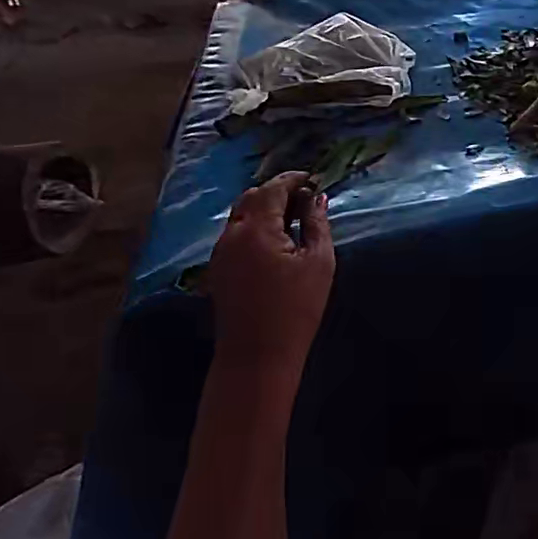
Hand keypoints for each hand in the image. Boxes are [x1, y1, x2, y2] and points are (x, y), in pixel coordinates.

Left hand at [209, 172, 335, 374]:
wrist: (257, 359)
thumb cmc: (296, 310)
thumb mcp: (318, 263)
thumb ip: (317, 224)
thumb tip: (318, 198)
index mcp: (256, 228)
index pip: (272, 188)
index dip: (294, 179)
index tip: (314, 179)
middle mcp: (232, 233)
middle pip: (252, 197)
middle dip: (278, 191)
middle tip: (306, 199)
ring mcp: (220, 252)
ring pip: (241, 214)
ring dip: (265, 208)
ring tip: (294, 219)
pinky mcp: (218, 269)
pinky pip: (236, 234)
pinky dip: (255, 226)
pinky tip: (276, 241)